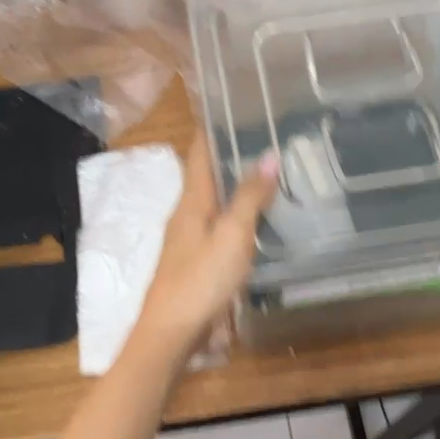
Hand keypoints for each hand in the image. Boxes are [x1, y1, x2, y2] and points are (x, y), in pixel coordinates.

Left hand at [134, 135, 280, 355]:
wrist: (170, 333)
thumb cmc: (200, 281)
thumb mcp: (232, 236)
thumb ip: (250, 197)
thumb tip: (269, 154)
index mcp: (191, 201)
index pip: (200, 152)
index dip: (214, 127)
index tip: (237, 104)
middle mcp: (185, 215)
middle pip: (207, 176)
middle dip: (231, 155)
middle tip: (268, 138)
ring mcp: (187, 241)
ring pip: (213, 203)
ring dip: (236, 187)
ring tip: (269, 175)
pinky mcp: (194, 263)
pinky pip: (217, 227)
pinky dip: (236, 216)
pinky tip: (255, 223)